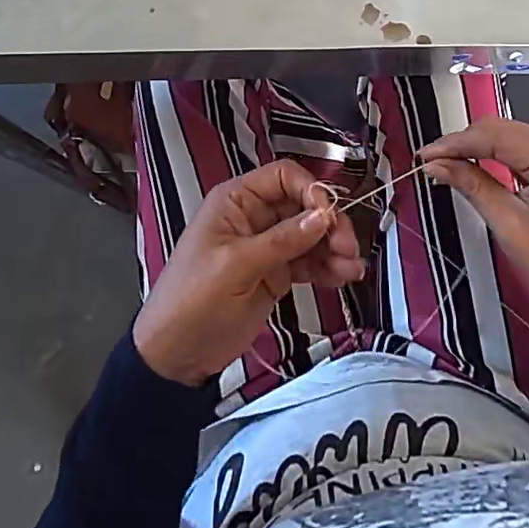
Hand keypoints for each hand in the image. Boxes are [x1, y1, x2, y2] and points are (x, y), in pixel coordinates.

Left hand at [133, 160, 365, 386]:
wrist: (178, 350)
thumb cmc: (192, 298)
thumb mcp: (235, 265)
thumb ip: (280, 240)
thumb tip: (321, 216)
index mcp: (235, 200)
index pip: (282, 177)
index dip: (310, 190)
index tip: (329, 216)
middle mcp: (253, 216)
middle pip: (303, 204)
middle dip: (329, 222)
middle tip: (346, 247)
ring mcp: (266, 245)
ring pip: (311, 233)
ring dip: (334, 246)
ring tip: (350, 268)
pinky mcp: (276, 273)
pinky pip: (309, 261)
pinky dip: (328, 266)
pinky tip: (344, 276)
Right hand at [418, 118, 528, 322]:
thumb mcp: (508, 225)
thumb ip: (471, 185)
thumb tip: (438, 164)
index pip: (495, 138)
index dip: (455, 144)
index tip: (428, 155)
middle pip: (498, 129)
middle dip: (461, 143)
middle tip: (433, 161)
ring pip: (502, 133)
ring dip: (471, 146)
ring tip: (445, 163)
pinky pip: (512, 143)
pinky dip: (486, 151)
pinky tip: (468, 162)